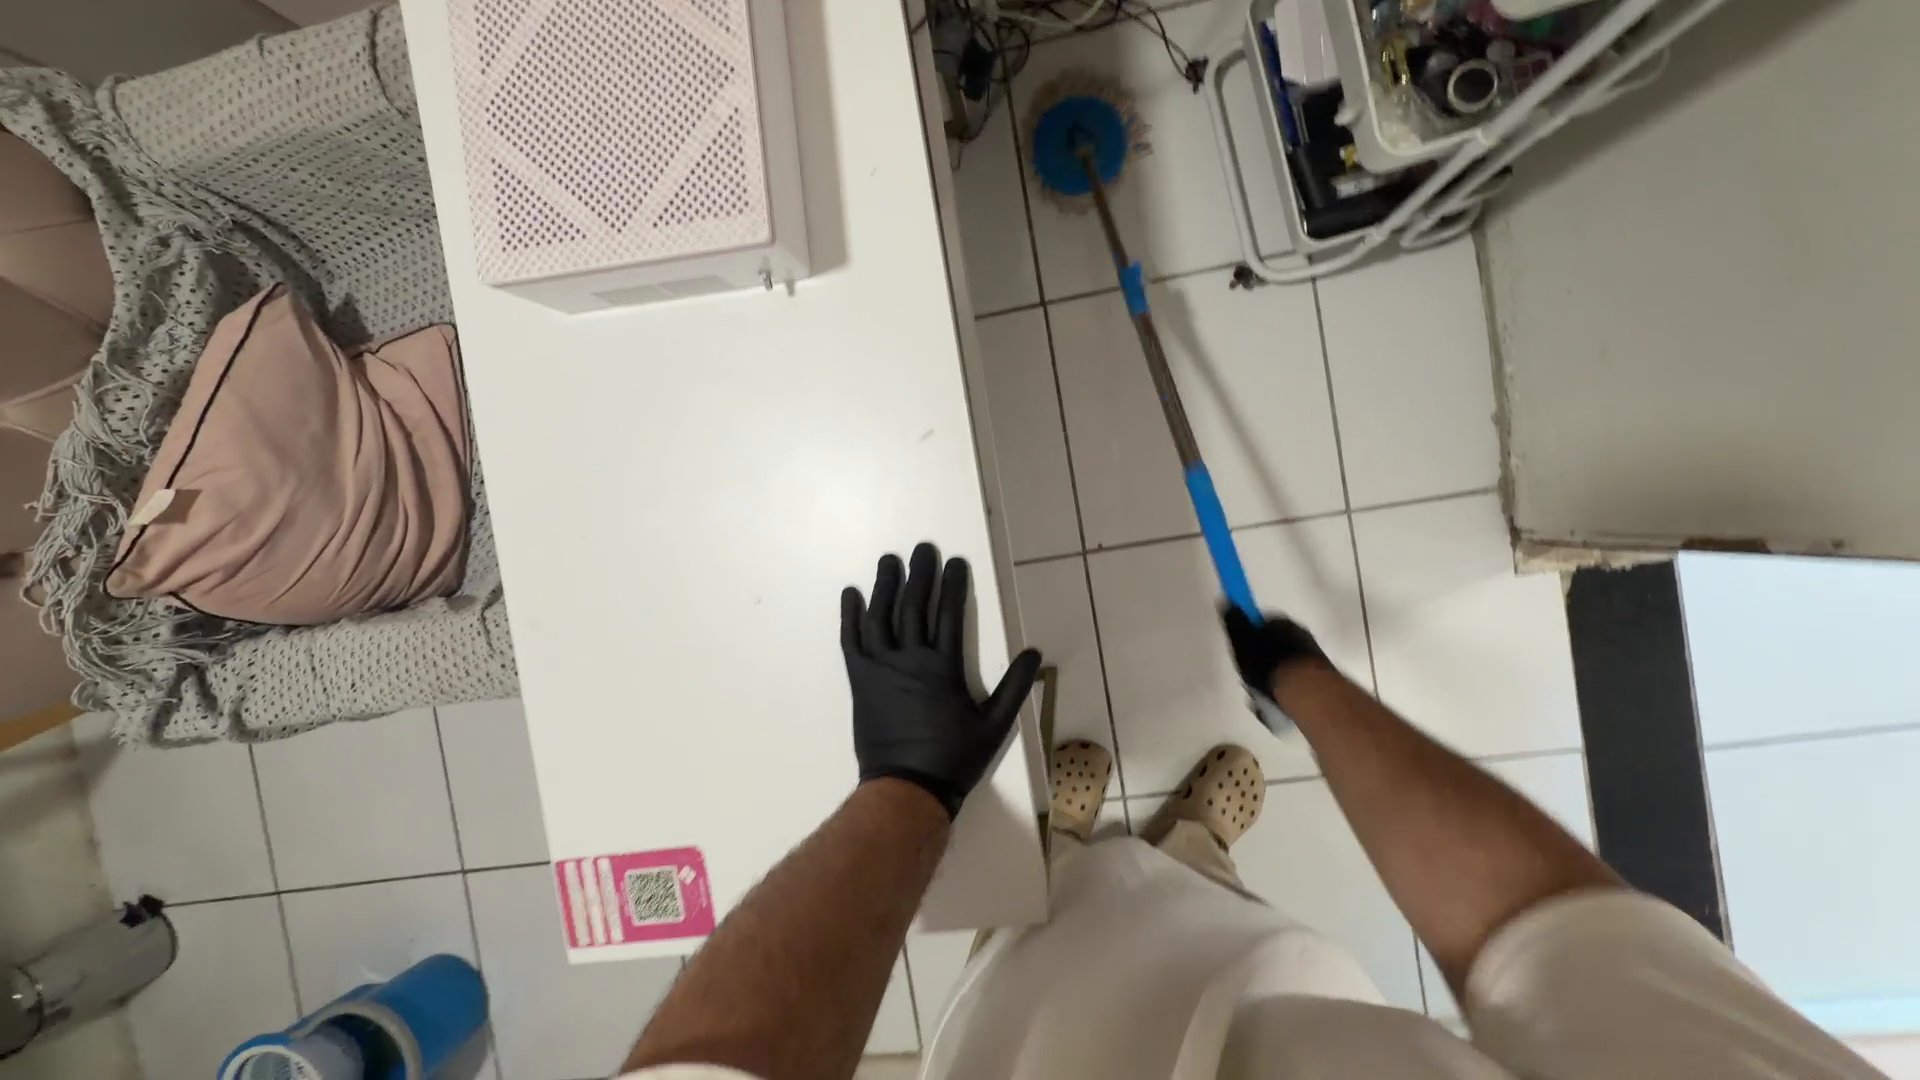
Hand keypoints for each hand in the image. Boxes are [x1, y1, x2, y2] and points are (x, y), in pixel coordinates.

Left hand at [841, 543, 1041, 818]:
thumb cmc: (954, 758)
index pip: (950, 613)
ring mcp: (880, 668)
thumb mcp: (995, 725)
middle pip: (913, 605)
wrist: (907, 788)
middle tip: (922, 548)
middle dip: (919, 574)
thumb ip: (1015, 688)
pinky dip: (850, 616)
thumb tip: (1034, 653)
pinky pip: (851, 641)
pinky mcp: (859, 680)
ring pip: (881, 616)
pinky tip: (851, 594)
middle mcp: (910, 659)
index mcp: (943, 667)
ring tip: (889, 561)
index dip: (953, 584)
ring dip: (885, 586)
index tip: (956, 561)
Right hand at [1221, 604, 1327, 701]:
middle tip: (1249, 677)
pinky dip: (1283, 690)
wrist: (1306, 693)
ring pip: (1282, 667)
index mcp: (1283, 623)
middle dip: (1261, 661)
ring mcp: (1312, 658)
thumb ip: (1234, 622)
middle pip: (1273, 646)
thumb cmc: (1269, 666)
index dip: (1249, 637)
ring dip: (1271, 678)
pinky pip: (1293, 682)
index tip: (1241, 653)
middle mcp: (1301, 635)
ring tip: (1262, 696)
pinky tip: (1276, 702)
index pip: (1262, 623)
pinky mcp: (1320, 680)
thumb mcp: (1243, 642)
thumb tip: (1228, 601)